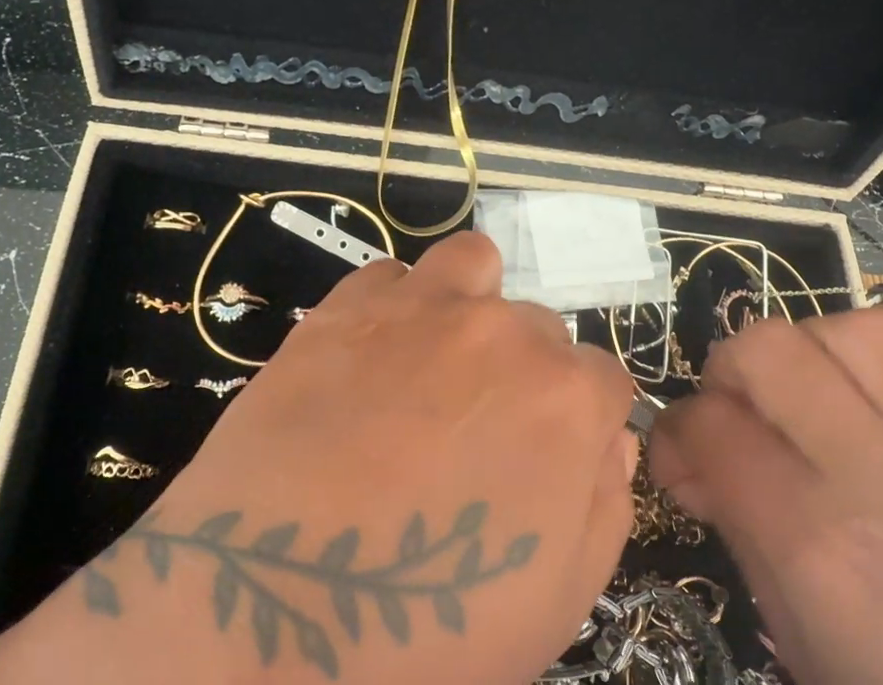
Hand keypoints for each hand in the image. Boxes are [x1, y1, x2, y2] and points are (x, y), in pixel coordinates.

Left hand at [0, 231, 635, 684]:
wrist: (273, 592)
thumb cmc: (428, 618)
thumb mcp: (558, 599)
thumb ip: (604, 505)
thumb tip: (609, 439)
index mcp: (568, 398)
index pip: (602, 379)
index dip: (578, 421)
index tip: (541, 455)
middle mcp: (502, 331)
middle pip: (535, 327)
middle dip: (521, 372)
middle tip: (471, 429)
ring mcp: (419, 307)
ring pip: (471, 265)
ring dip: (469, 302)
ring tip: (435, 359)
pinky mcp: (343, 305)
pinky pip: (389, 275)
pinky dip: (394, 303)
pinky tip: (371, 354)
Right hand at [649, 309, 882, 684]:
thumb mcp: (796, 639)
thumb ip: (743, 535)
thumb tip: (698, 467)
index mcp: (815, 540)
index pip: (711, 426)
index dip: (675, 432)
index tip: (681, 462)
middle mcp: (879, 477)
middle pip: (774, 350)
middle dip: (730, 368)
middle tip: (735, 411)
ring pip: (863, 333)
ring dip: (813, 347)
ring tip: (805, 388)